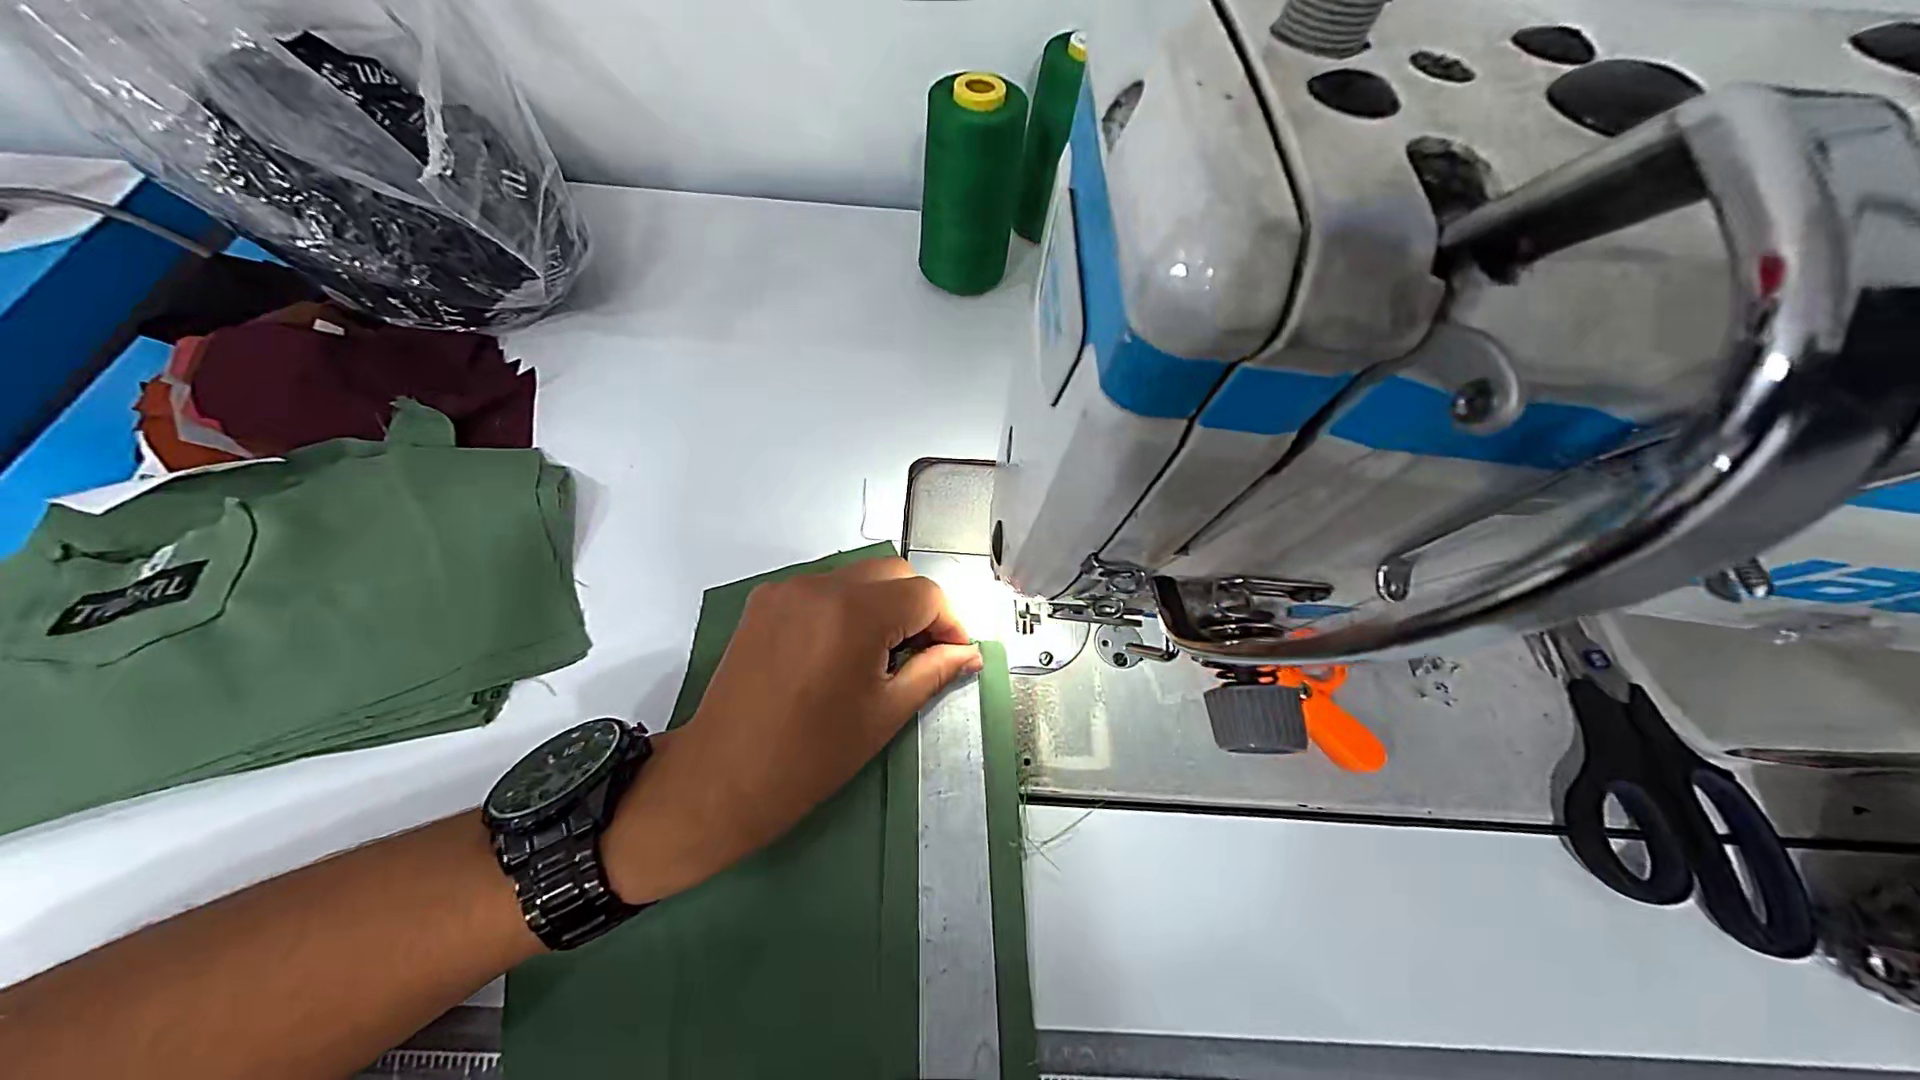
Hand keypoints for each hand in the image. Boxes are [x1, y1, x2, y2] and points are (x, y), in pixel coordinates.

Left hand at [602, 557, 980, 904]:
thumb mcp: (886, 713)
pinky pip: (824, 587)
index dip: (950, 623)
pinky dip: (847, 606)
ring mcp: (787, 589)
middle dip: (920, 608)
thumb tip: (968, 653)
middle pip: (894, 574)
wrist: (721, 777)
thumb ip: (935, 671)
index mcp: (854, 613)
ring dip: (884, 604)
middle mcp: (820, 586)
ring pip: (859, 576)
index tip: (955, 654)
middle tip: (925, 654)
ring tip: (884, 654)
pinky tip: (845, 648)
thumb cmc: (809, 757)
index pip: (926, 594)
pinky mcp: (766, 600)